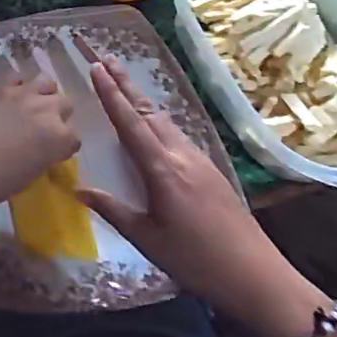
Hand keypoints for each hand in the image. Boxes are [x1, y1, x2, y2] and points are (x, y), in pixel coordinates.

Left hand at [0, 72, 78, 212]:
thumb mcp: (32, 173)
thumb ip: (45, 155)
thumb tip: (43, 149)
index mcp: (60, 137)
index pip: (74, 138)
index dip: (64, 146)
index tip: (55, 153)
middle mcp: (47, 110)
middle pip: (65, 104)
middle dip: (59, 116)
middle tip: (45, 129)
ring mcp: (23, 94)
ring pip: (47, 82)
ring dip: (44, 94)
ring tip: (32, 106)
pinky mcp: (0, 88)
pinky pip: (17, 78)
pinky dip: (18, 86)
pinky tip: (10, 98)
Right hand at [77, 57, 326, 336]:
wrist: (257, 276)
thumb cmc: (196, 261)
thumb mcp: (147, 239)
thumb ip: (113, 210)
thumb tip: (79, 190)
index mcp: (161, 169)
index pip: (129, 123)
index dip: (111, 94)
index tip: (96, 68)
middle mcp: (180, 156)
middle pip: (147, 112)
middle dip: (125, 85)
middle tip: (106, 60)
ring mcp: (199, 161)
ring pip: (164, 121)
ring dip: (140, 101)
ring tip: (123, 85)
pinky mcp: (210, 171)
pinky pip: (176, 134)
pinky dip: (156, 120)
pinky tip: (153, 125)